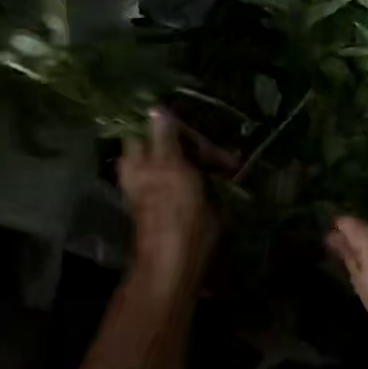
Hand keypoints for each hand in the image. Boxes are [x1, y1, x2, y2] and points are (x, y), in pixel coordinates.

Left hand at [118, 108, 211, 276]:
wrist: (177, 262)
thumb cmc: (172, 211)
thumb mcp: (169, 166)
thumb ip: (164, 135)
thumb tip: (155, 106)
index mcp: (137, 157)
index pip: (157, 126)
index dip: (183, 129)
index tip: (206, 138)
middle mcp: (144, 169)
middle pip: (172, 144)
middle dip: (200, 147)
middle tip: (227, 159)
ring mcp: (160, 186)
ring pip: (185, 161)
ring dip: (207, 162)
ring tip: (230, 170)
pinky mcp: (175, 202)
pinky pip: (192, 179)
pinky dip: (208, 178)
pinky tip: (225, 182)